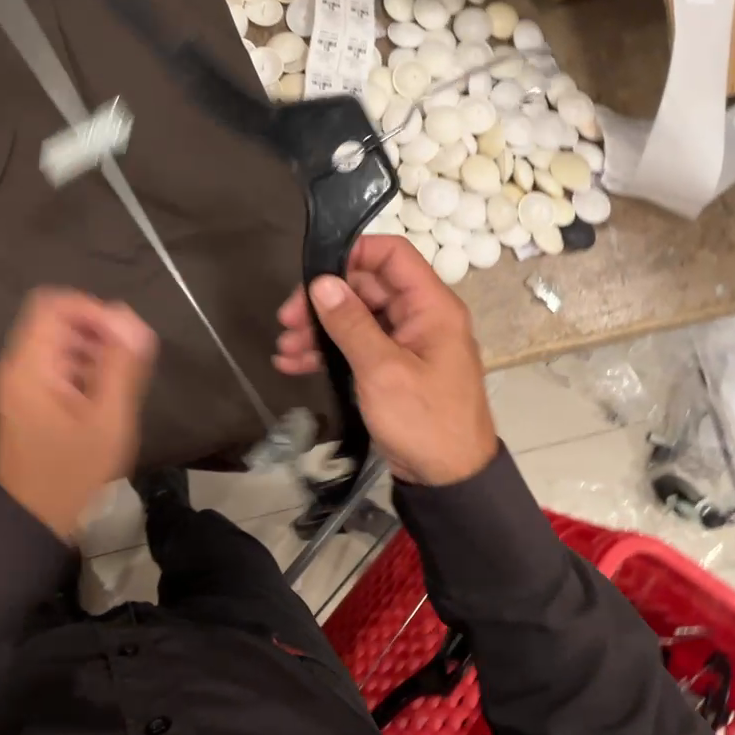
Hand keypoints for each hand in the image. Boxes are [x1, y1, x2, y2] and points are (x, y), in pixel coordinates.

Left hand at [0, 288, 158, 540]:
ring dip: (92, 353)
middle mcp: (17, 367)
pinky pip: (55, 368)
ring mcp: (18, 386)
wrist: (33, 527)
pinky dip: (81, 371)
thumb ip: (122, 366)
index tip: (126, 338)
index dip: (95, 310)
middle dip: (97, 333)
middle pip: (57, 321)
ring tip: (119, 385)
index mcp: (29, 365)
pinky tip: (102, 400)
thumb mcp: (108, 420)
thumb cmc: (73, 476)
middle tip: (128, 365)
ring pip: (58, 345)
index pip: (56, 304)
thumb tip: (133, 320)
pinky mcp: (26, 404)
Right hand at [273, 235, 498, 485]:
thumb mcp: (382, 371)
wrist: (448, 480)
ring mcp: (406, 343)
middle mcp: (420, 317)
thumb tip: (321, 283)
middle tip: (286, 321)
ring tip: (285, 349)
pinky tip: (296, 364)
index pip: (393, 255)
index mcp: (431, 307)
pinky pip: (357, 346)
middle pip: (366, 287)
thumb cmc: (424, 421)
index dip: (352, 253)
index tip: (313, 273)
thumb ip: (351, 324)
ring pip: (356, 318)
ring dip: (319, 330)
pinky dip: (328, 352)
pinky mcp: (392, 367)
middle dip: (324, 301)